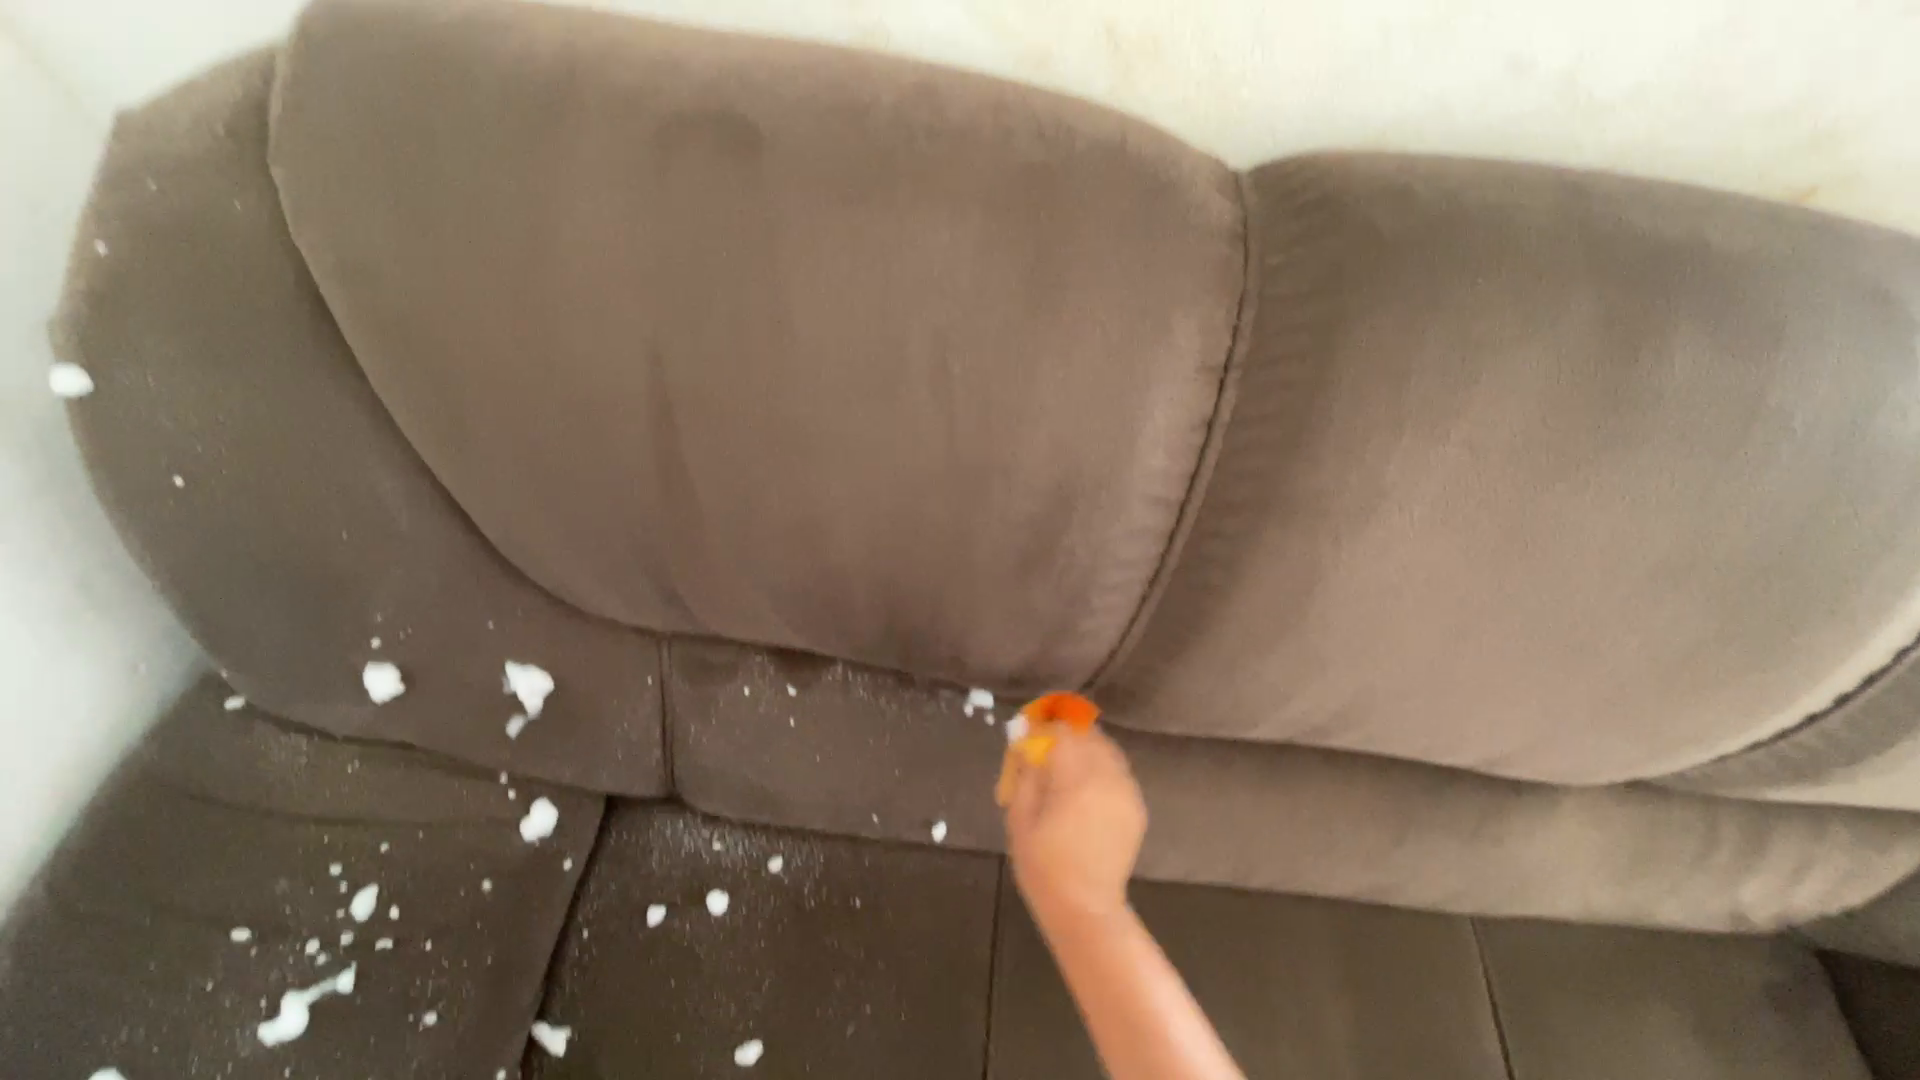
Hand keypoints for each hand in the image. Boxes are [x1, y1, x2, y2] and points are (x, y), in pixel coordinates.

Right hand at [1003, 728, 1147, 921]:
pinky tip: (1087, 787)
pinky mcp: (1136, 806)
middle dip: (1067, 734)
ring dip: (1087, 748)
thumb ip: (1026, 773)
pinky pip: (1119, 771)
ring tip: (1066, 764)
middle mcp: (1108, 778)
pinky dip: (1102, 768)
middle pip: (1090, 735)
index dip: (1044, 727)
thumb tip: (1026, 743)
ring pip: (1108, 750)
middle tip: (1046, 745)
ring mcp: (1127, 792)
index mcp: (1076, 779)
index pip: (1063, 732)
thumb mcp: (1020, 817)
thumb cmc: (1043, 865)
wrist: (1085, 906)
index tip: (1028, 733)